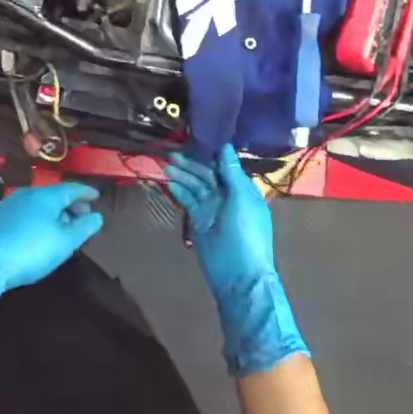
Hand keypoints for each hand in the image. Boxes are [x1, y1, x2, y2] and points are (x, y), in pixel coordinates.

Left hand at [0, 182, 103, 312]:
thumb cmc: (31, 250)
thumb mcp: (64, 242)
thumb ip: (83, 227)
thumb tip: (96, 215)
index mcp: (45, 195)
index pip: (71, 188)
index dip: (86, 192)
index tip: (96, 196)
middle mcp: (26, 193)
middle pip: (54, 194)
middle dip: (71, 203)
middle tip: (83, 215)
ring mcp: (9, 204)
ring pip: (39, 203)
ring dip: (55, 211)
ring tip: (65, 225)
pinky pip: (26, 211)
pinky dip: (39, 216)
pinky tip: (41, 230)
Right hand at [163, 145, 307, 374]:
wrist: (238, 274)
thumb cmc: (246, 234)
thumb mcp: (242, 200)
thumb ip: (231, 174)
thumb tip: (225, 146)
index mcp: (243, 190)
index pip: (224, 166)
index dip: (210, 154)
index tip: (194, 140)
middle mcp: (227, 197)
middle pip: (207, 175)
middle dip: (191, 165)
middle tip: (171, 154)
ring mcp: (212, 210)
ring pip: (195, 187)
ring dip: (182, 176)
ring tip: (166, 165)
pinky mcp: (198, 222)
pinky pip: (188, 202)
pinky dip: (179, 191)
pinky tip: (168, 182)